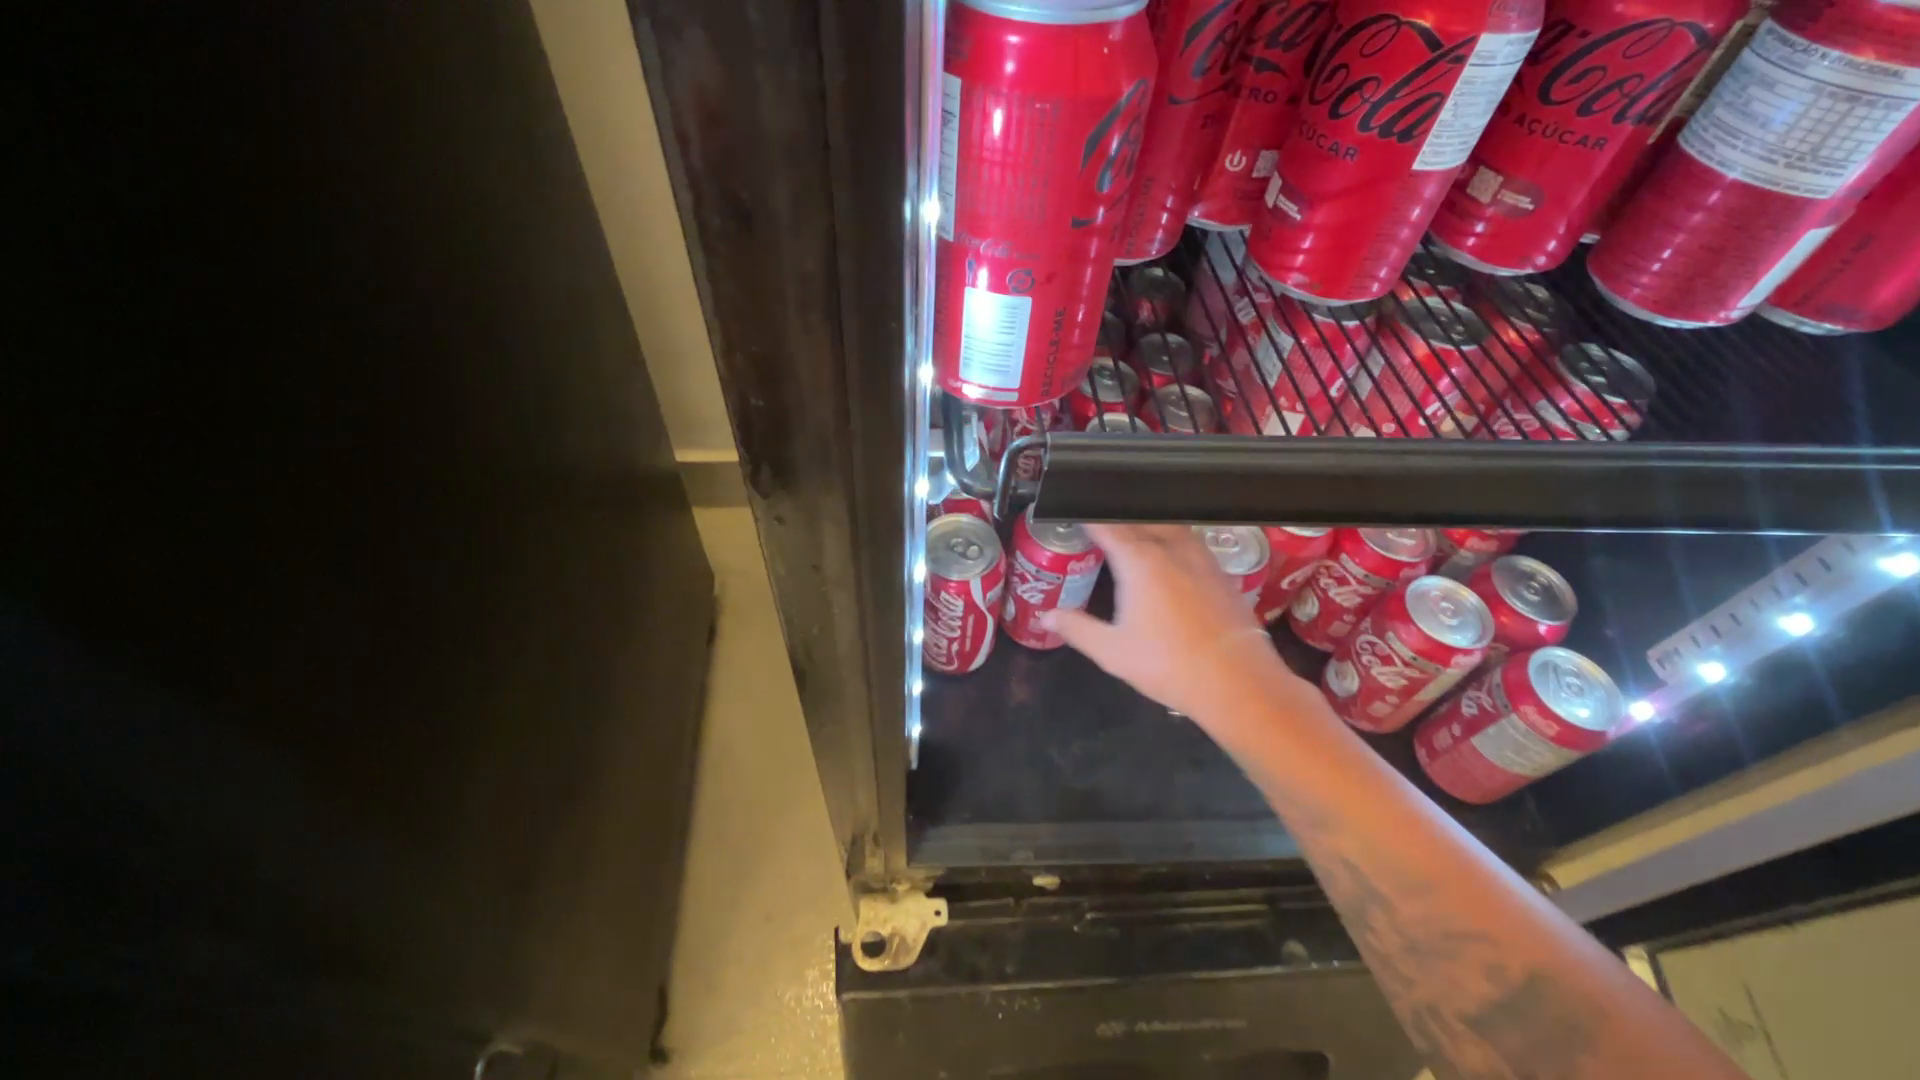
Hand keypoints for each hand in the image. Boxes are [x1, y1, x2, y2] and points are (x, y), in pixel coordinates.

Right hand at [1043, 524, 1302, 720]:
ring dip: (1149, 524)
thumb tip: (1046, 615)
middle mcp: (1171, 550)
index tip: (1076, 514)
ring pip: (1170, 527)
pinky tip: (1172, 553)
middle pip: (1140, 522)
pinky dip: (1174, 538)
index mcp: (1139, 563)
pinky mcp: (1221, 572)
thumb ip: (1077, 628)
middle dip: (1118, 519)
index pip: (1108, 528)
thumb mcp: (1112, 651)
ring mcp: (1201, 558)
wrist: (1236, 680)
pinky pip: (1191, 541)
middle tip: (1100, 523)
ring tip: (1134, 531)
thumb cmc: (1168, 664)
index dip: (1090, 519)